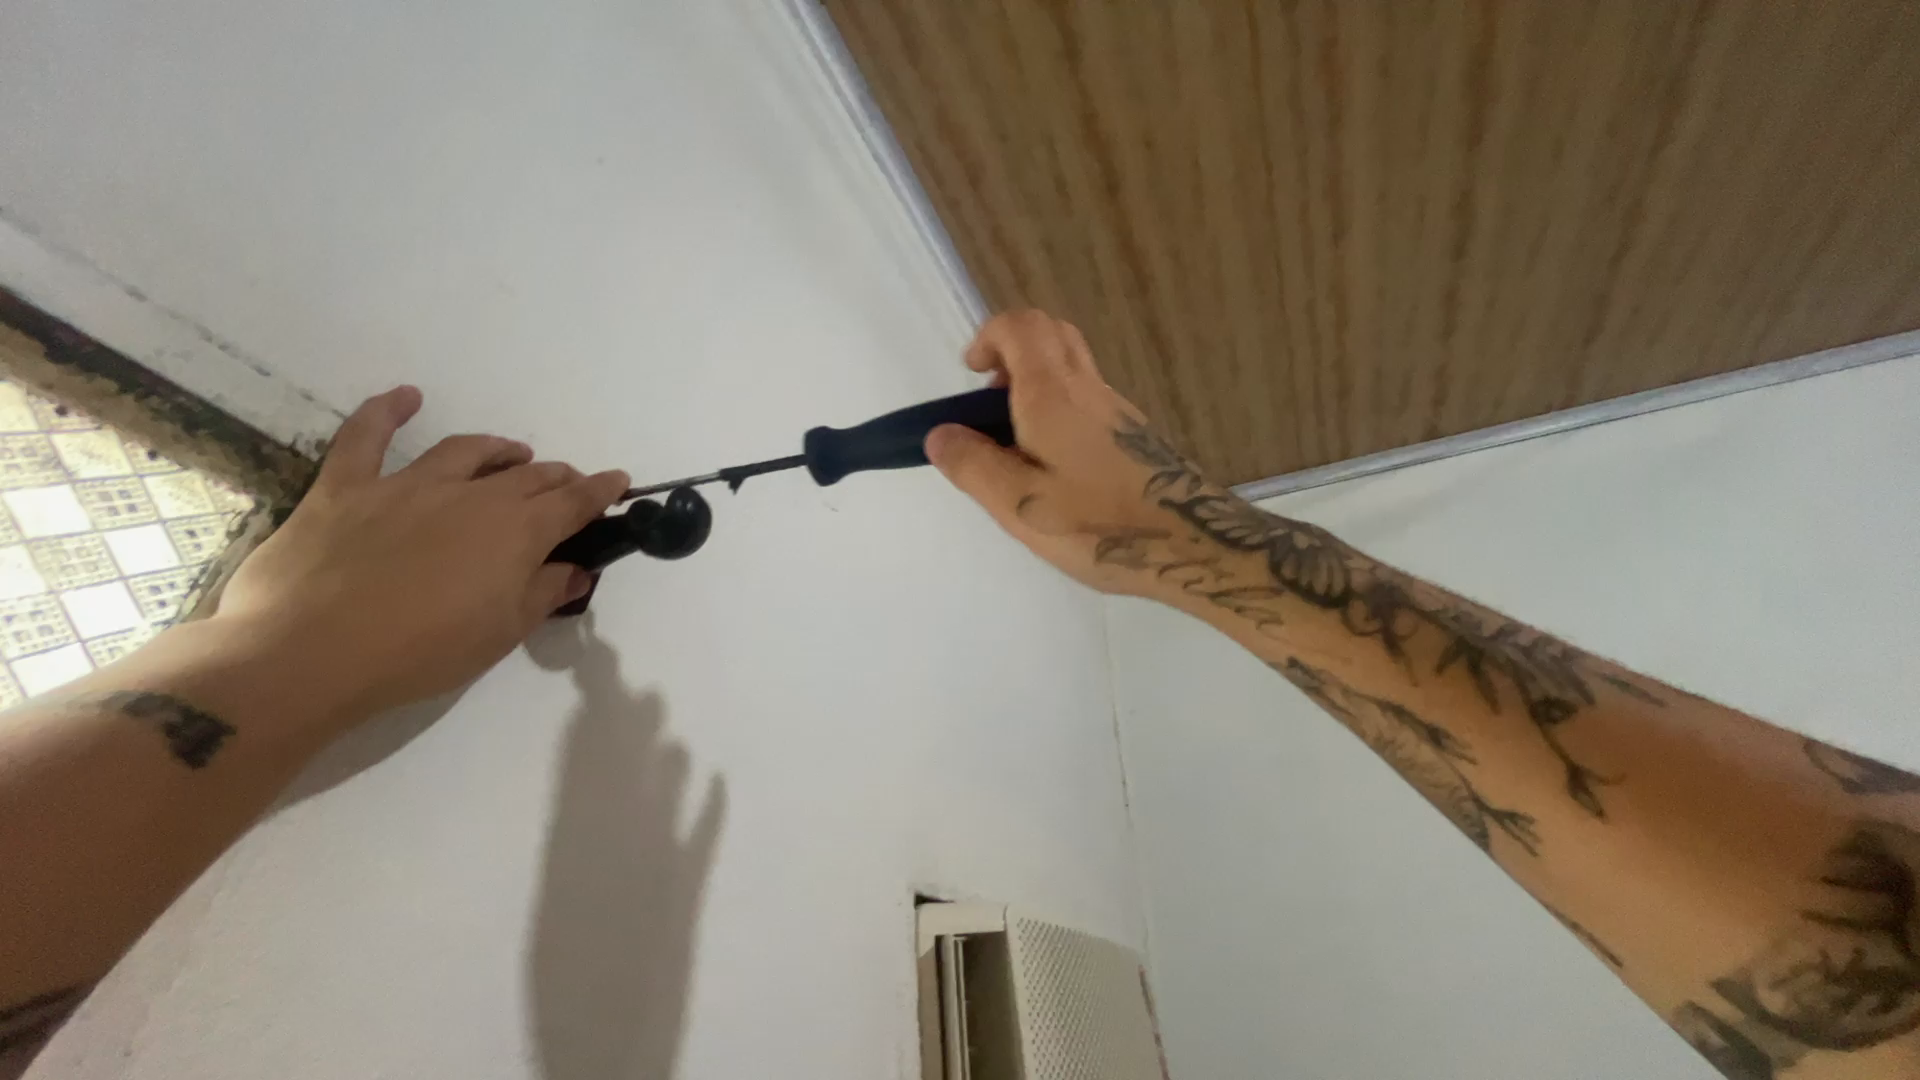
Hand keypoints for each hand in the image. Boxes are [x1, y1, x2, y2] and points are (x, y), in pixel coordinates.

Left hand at [212, 386, 627, 723]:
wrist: (308, 655)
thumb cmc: (423, 651)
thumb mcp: (503, 633)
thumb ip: (545, 593)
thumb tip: (575, 571)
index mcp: (517, 532)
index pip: (574, 502)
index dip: (601, 491)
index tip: (619, 482)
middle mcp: (472, 496)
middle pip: (529, 475)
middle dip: (558, 477)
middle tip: (568, 486)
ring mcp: (407, 486)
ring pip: (466, 451)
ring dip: (499, 449)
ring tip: (513, 452)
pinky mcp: (347, 488)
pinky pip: (366, 438)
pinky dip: (386, 412)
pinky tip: (405, 396)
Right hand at [924, 310, 1230, 596]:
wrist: (1193, 545)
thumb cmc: (1098, 525)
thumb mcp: (1019, 504)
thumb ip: (972, 466)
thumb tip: (940, 434)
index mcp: (1053, 395)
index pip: (1022, 327)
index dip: (988, 336)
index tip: (971, 375)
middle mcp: (1088, 390)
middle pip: (1051, 334)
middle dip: (1011, 352)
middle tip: (990, 402)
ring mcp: (1117, 411)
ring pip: (1072, 367)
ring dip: (1035, 384)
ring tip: (1014, 445)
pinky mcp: (1134, 437)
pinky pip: (1089, 400)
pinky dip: (1059, 410)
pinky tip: (1053, 468)